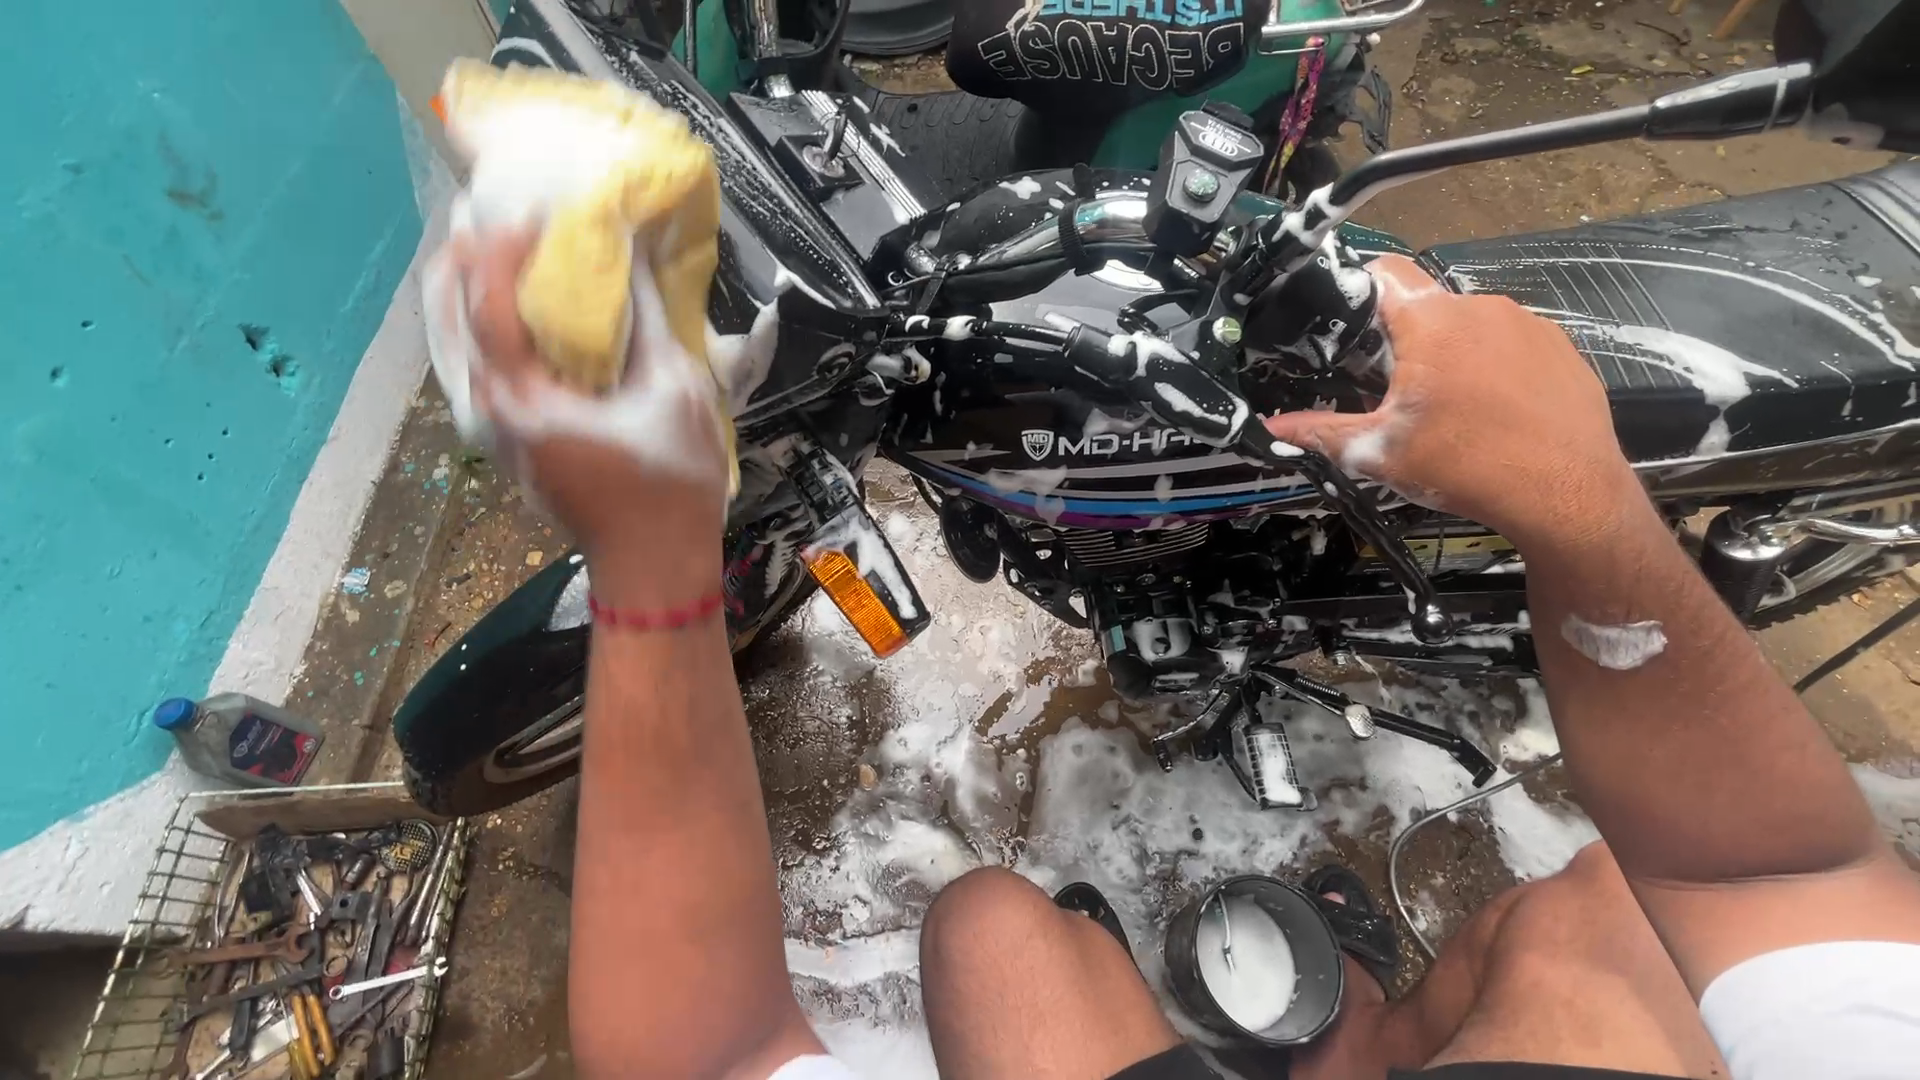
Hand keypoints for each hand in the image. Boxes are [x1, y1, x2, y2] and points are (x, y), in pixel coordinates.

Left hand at [450, 229, 730, 607]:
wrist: (654, 565)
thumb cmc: (672, 481)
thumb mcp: (675, 393)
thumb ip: (648, 321)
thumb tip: (632, 260)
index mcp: (525, 394)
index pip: (490, 298)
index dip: (506, 246)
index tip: (536, 211)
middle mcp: (488, 408)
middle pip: (447, 314)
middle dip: (464, 257)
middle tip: (490, 215)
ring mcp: (488, 431)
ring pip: (452, 343)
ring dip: (464, 292)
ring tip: (487, 253)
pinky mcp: (503, 444)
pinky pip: (472, 369)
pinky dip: (478, 330)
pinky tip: (505, 318)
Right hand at [1263, 255, 1641, 551]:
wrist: (1566, 494)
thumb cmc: (1463, 465)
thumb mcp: (1377, 452)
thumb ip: (1318, 431)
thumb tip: (1270, 429)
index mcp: (1432, 323)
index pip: (1384, 271)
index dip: (1356, 291)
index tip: (1343, 330)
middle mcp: (1482, 309)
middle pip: (1424, 305)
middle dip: (1399, 339)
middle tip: (1386, 388)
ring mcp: (1528, 325)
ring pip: (1466, 325)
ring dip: (1444, 352)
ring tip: (1440, 405)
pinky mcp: (1560, 348)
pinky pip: (1507, 343)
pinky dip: (1487, 366)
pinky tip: (1486, 409)